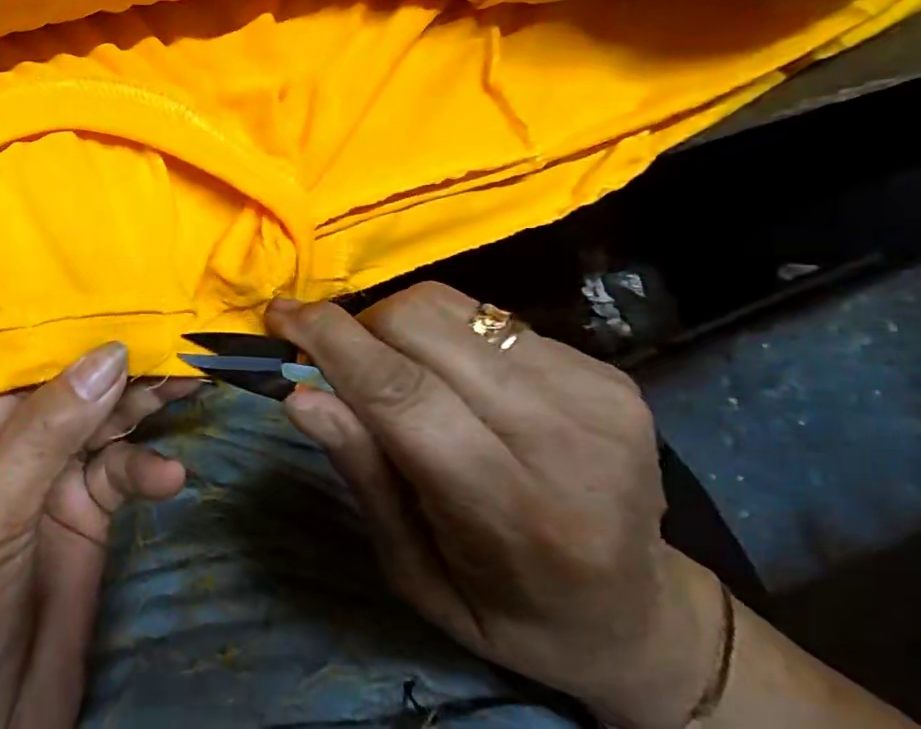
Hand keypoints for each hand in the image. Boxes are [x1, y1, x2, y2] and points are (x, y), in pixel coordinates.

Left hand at [0, 343, 202, 728]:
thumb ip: (48, 432)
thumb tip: (110, 352)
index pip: (20, 372)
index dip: (71, 342)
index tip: (128, 309)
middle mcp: (6, 448)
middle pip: (70, 394)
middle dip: (118, 374)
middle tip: (172, 346)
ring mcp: (49, 481)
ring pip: (102, 426)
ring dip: (141, 410)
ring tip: (183, 386)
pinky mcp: (87, 514)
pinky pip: (122, 474)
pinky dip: (147, 471)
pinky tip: (169, 478)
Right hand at [269, 285, 722, 728]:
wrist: (640, 614)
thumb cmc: (510, 613)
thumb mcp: (415, 573)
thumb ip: (363, 474)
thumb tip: (300, 394)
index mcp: (512, 509)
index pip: (405, 395)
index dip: (333, 343)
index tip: (280, 316)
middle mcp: (564, 437)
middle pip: (425, 327)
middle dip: (360, 327)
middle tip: (341, 363)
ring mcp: (596, 394)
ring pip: (455, 306)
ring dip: (400, 325)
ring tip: (397, 370)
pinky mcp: (610, 372)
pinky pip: (492, 318)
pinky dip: (450, 337)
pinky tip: (457, 380)